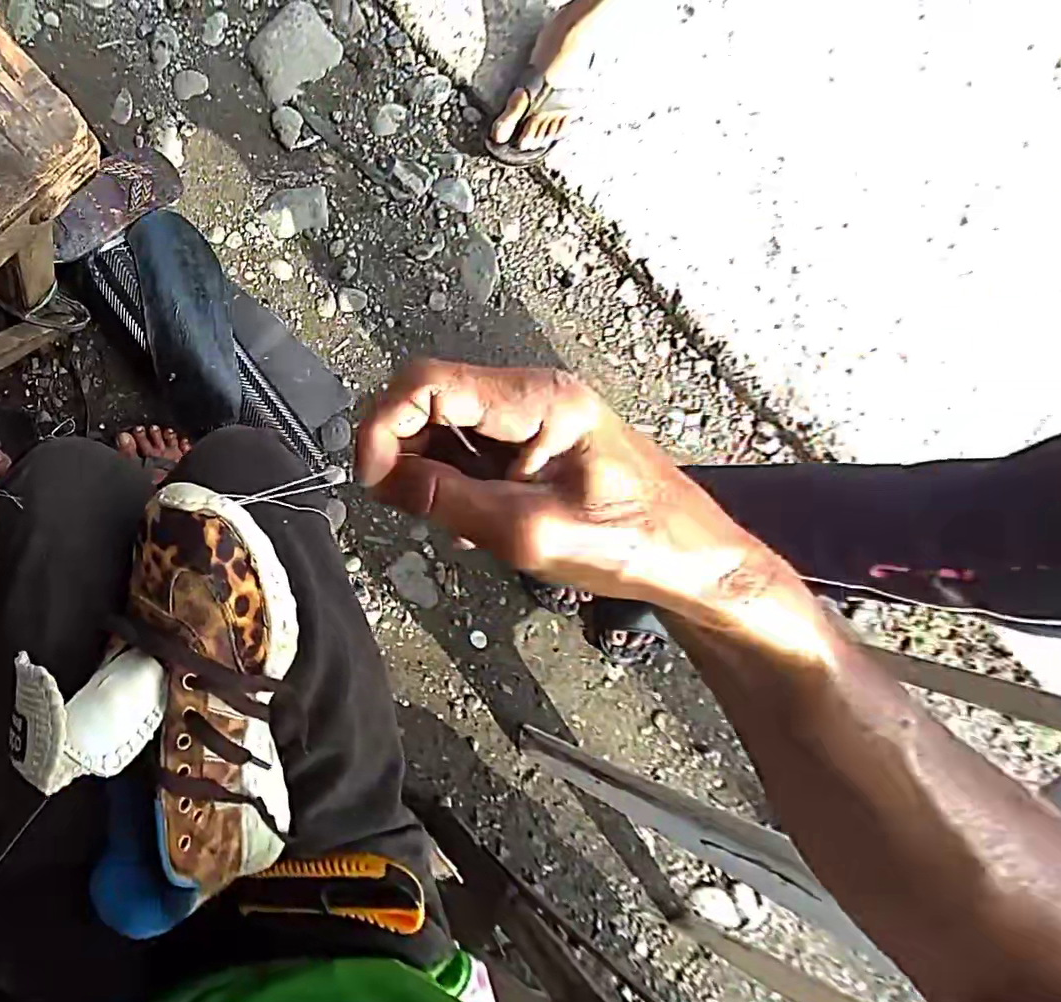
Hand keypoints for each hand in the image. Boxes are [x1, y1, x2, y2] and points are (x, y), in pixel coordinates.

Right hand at [354, 359, 781, 617]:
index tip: (371, 476)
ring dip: (414, 467)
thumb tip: (382, 479)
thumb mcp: (528, 532)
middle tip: (398, 499)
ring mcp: (522, 416)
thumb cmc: (631, 545)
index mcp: (541, 402)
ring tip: (441, 513)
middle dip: (394, 448)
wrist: (690, 560)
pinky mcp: (516, 439)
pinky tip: (459, 511)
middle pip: (422, 397)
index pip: (427, 382)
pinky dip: (435, 478)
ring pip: (430, 422)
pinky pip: (451, 446)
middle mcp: (528, 395)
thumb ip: (448, 500)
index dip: (382, 424)